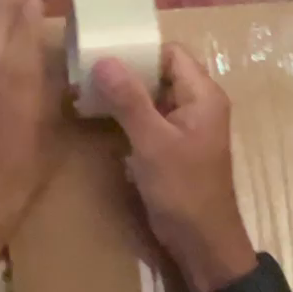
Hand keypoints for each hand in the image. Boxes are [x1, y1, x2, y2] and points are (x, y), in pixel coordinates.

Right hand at [92, 43, 255, 291]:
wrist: (202, 242)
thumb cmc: (183, 189)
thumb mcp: (152, 142)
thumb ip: (129, 100)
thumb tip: (104, 59)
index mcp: (203, 95)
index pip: (172, 53)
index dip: (141, 49)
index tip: (105, 49)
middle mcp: (199, 104)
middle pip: (161, 72)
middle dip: (128, 70)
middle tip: (89, 68)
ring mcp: (187, 125)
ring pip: (154, 95)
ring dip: (126, 93)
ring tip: (89, 87)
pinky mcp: (175, 145)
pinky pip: (152, 117)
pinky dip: (130, 114)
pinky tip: (102, 115)